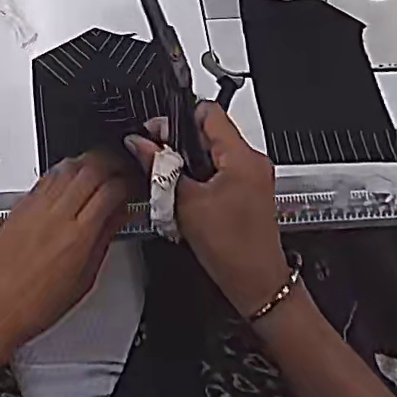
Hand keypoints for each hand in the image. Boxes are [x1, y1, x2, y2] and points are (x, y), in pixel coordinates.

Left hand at [0, 151, 130, 353]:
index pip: (111, 191)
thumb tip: (119, 215)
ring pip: (70, 165)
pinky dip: (66, 170)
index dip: (128, 183)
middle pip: (92, 168)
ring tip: (101, 168)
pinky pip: (49, 175)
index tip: (132, 186)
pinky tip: (72, 177)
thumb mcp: (85, 277)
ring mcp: (39, 206)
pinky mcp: (23, 203)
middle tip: (122, 170)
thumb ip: (105, 238)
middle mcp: (58, 215)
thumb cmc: (38, 301)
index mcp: (79, 236)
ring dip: (90, 162)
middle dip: (113, 163)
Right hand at [126, 104, 290, 315]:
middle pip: (208, 131)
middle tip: (159, 160)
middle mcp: (252, 161)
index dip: (177, 118)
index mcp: (241, 156)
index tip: (157, 133)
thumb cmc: (233, 250)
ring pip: (212, 151)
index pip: (207, 112)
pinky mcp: (249, 190)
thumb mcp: (185, 202)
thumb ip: (159, 167)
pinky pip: (220, 169)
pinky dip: (200, 176)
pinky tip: (187, 196)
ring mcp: (253, 176)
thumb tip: (140, 144)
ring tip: (173, 183)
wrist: (257, 285)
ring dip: (188, 162)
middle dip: (179, 143)